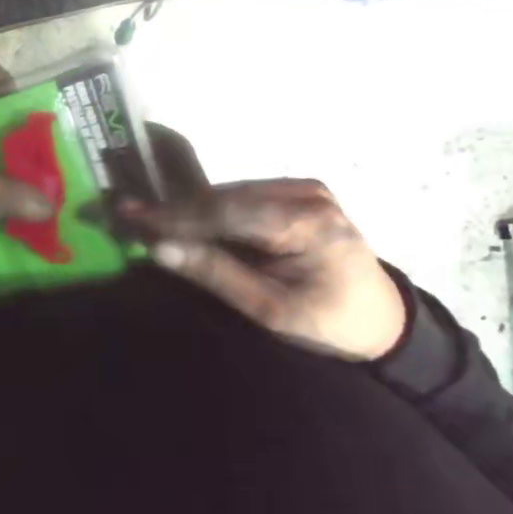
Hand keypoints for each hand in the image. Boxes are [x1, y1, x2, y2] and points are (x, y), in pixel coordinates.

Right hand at [122, 180, 406, 360]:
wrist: (382, 322)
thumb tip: (160, 247)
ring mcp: (307, 188)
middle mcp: (308, 193)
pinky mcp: (303, 192)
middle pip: (226, 196)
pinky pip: (247, 196)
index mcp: (307, 224)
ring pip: (232, 192)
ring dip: (195, 209)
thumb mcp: (269, 310)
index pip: (226, 212)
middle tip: (133, 218)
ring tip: (155, 222)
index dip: (174, 215)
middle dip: (178, 210)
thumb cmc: (328, 325)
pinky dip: (217, 210)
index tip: (130, 215)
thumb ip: (216, 274)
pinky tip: (194, 223)